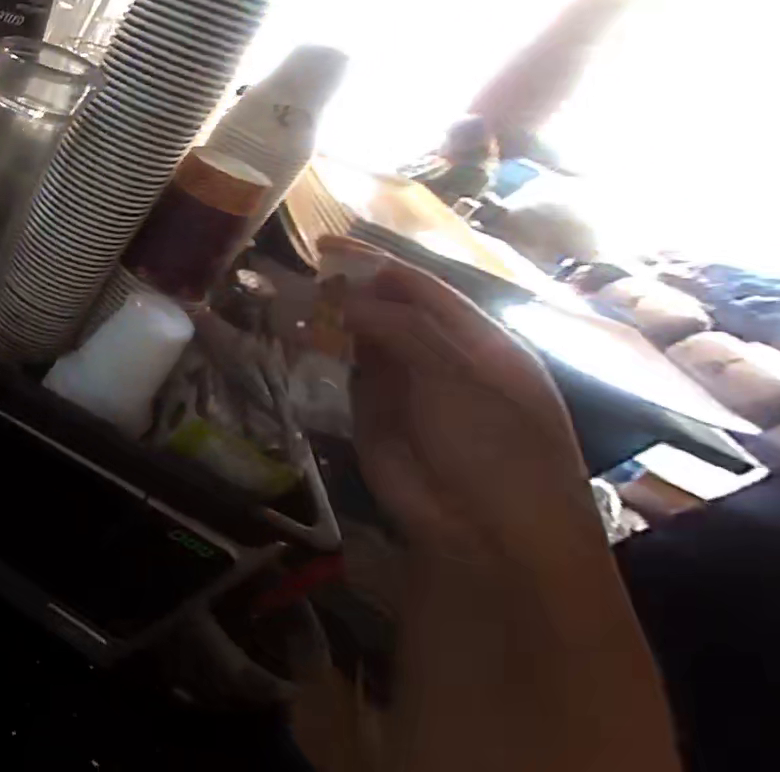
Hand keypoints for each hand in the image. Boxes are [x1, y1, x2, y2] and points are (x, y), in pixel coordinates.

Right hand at [326, 239, 680, 771]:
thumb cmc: (494, 445)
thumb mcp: (458, 375)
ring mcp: (402, 385)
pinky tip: (292, 337)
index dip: (375, 263)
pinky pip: (341, 372)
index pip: (420, 287)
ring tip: (285, 297)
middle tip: (297, 271)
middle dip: (346, 288)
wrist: (486, 534)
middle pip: (386, 309)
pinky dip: (319, 353)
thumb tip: (342, 296)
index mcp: (477, 340)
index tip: (327, 245)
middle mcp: (437, 355)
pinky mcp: (368, 412)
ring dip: (327, 318)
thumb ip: (401, 328)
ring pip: (359, 338)